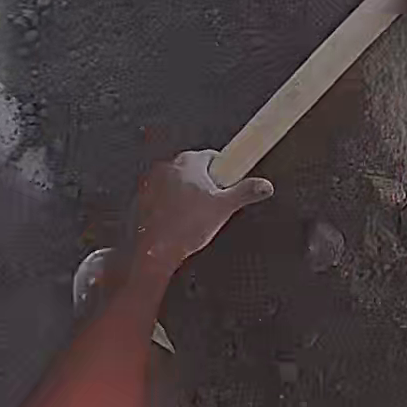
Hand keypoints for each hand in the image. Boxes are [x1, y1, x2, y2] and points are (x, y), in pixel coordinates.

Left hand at [130, 150, 273, 270]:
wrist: (155, 250)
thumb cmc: (184, 228)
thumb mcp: (224, 208)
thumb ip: (246, 192)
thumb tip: (263, 185)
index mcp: (190, 163)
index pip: (212, 156)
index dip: (223, 170)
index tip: (228, 180)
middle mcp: (170, 167)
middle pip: (195, 169)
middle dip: (206, 183)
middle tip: (214, 203)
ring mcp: (153, 181)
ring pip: (178, 182)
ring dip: (187, 193)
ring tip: (196, 216)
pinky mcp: (143, 196)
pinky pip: (163, 195)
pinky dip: (170, 204)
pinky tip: (179, 221)